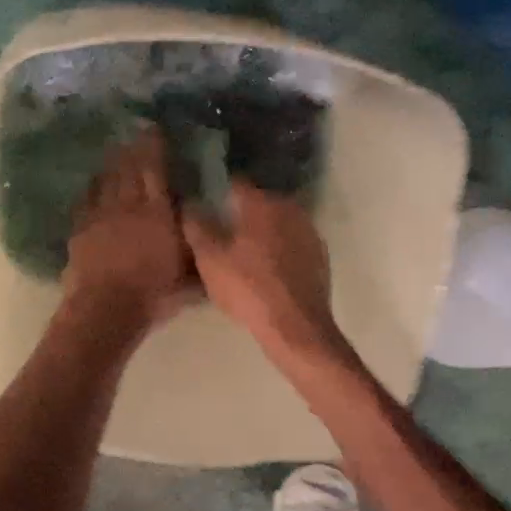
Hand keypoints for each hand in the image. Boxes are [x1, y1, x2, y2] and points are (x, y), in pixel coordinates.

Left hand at [63, 128, 196, 323]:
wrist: (105, 308)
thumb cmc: (154, 292)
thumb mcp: (189, 271)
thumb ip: (197, 244)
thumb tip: (204, 224)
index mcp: (156, 211)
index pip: (155, 168)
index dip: (154, 146)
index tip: (155, 129)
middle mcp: (127, 205)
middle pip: (128, 168)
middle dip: (133, 148)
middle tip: (135, 133)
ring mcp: (99, 215)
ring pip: (106, 180)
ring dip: (112, 163)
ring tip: (116, 150)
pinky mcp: (80, 230)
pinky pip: (86, 200)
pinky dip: (93, 187)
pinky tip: (94, 183)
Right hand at [182, 181, 344, 358]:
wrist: (295, 327)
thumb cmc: (247, 288)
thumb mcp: (209, 259)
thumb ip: (196, 226)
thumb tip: (189, 204)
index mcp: (262, 203)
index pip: (237, 184)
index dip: (218, 192)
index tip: (206, 205)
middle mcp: (290, 208)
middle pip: (260, 202)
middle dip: (242, 213)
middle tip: (222, 231)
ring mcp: (310, 232)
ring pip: (278, 223)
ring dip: (263, 232)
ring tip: (243, 252)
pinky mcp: (320, 256)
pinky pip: (293, 244)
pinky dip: (279, 250)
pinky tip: (267, 269)